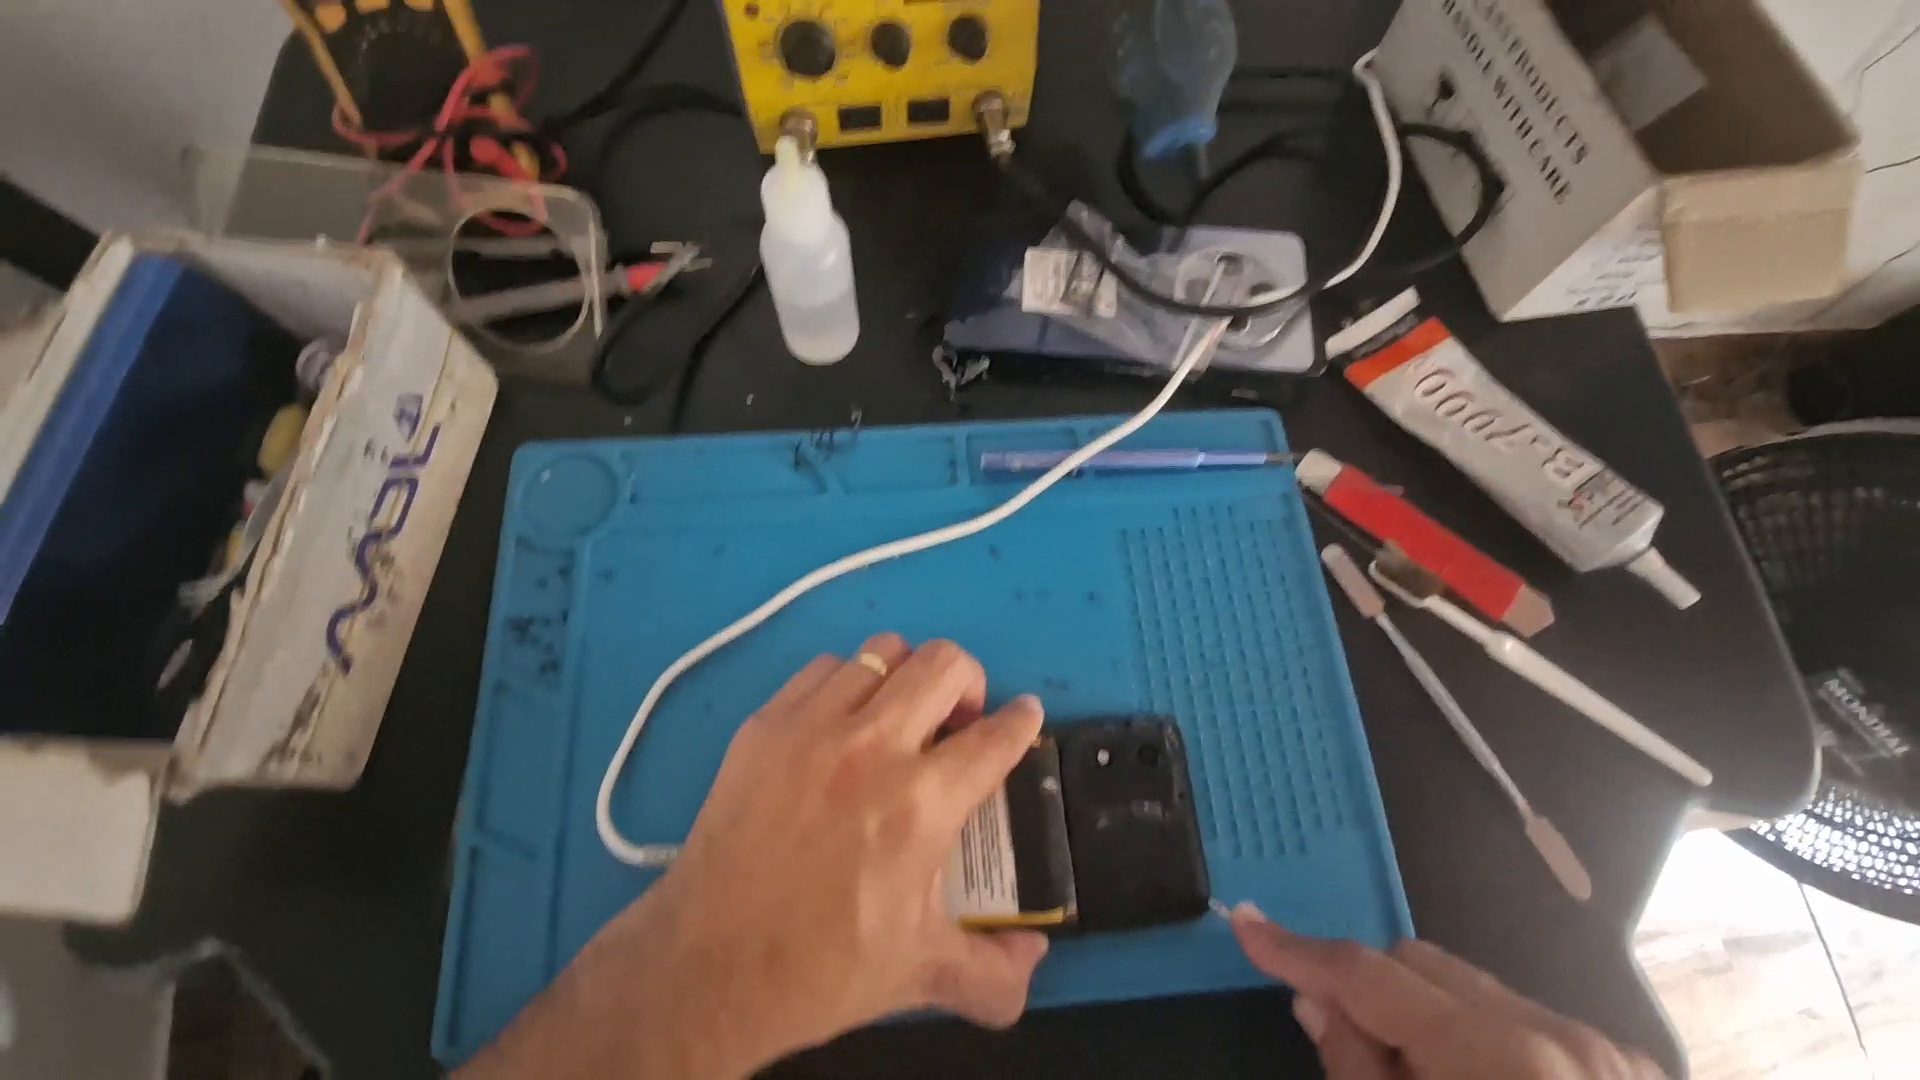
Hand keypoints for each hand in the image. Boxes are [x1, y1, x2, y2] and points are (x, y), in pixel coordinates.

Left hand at [459, 635, 1048, 1079]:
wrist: (708, 964)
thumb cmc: (821, 966)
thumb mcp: (919, 975)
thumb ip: (994, 973)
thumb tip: (1034, 961)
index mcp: (921, 804)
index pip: (994, 738)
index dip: (1023, 721)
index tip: (1025, 715)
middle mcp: (873, 748)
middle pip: (944, 664)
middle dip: (971, 680)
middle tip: (962, 718)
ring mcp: (813, 727)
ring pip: (883, 652)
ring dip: (908, 675)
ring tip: (902, 713)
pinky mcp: (766, 724)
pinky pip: (824, 668)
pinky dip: (848, 683)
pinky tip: (842, 722)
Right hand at [1231, 906, 1663, 1079]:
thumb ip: (1357, 1071)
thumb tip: (1316, 1004)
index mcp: (1498, 1056)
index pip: (1367, 974)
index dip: (1296, 950)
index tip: (1245, 921)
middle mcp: (1555, 1034)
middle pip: (1420, 962)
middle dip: (1372, 988)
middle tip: (1353, 1046)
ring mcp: (1605, 1051)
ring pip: (1472, 987)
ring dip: (1428, 1015)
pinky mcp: (1637, 1069)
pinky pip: (1527, 1021)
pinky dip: (1485, 1041)